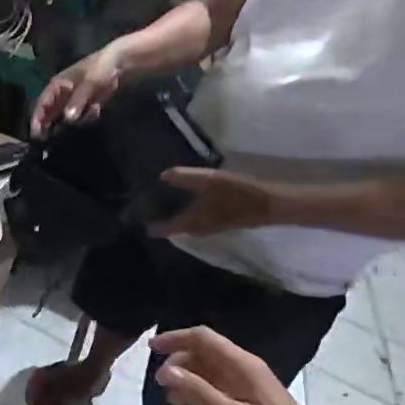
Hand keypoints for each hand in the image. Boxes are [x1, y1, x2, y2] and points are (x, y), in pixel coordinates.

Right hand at [31, 48, 123, 135]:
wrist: (118, 66)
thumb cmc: (99, 69)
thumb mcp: (88, 82)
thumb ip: (78, 100)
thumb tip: (68, 118)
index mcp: (56, 86)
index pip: (42, 104)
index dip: (37, 118)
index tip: (36, 134)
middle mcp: (61, 96)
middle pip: (50, 115)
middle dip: (51, 127)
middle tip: (53, 142)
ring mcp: (72, 103)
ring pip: (65, 120)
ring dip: (74, 123)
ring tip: (85, 117)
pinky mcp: (83, 108)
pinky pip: (79, 119)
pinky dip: (87, 118)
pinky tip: (96, 108)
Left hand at [148, 168, 275, 236]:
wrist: (269, 204)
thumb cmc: (239, 194)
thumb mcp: (211, 181)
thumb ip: (186, 178)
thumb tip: (163, 175)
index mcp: (194, 223)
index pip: (166, 228)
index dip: (152, 225)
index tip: (136, 221)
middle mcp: (199, 228)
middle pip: (174, 227)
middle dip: (159, 219)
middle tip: (142, 206)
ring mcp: (210, 224)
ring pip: (184, 222)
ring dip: (172, 214)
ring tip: (157, 200)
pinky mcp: (218, 218)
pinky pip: (194, 216)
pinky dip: (184, 209)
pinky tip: (184, 197)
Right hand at [152, 327, 354, 404]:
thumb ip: (199, 393)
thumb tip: (166, 369)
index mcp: (244, 364)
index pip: (204, 338)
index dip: (176, 338)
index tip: (150, 348)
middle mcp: (246, 369)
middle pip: (206, 352)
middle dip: (180, 360)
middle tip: (159, 383)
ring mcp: (250, 387)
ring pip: (211, 372)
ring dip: (188, 379)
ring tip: (171, 401)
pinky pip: (219, 389)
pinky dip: (201, 394)